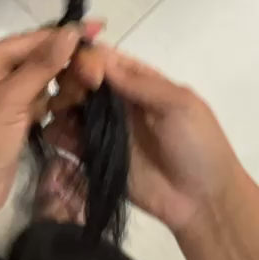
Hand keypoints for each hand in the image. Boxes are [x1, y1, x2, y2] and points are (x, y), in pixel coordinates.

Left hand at [0, 25, 87, 233]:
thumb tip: (71, 30)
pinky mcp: (11, 116)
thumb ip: (42, 64)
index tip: (100, 27)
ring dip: (63, 83)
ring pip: (41, 78)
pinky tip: (74, 104)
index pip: (29, 39)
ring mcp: (0, 95)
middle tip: (97, 71)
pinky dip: (55, 101)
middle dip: (66, 62)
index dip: (64, 35)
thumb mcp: (11, 100)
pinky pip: (38, 99)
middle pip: (36, 56)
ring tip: (88, 89)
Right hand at [58, 43, 247, 233]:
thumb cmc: (198, 145)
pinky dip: (56, 133)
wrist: (202, 201)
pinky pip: (66, 139)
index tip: (88, 76)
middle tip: (74, 98)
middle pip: (80, 78)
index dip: (88, 60)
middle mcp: (117, 101)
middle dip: (71, 81)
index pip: (104, 59)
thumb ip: (139, 83)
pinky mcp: (93, 155)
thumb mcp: (179, 105)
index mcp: (139, 81)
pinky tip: (58, 135)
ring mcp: (103, 129)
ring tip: (65, 115)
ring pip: (69, 105)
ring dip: (60, 104)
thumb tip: (98, 62)